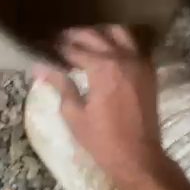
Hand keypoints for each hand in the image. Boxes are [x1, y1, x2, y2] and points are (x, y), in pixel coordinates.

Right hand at [34, 26, 181, 189]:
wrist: (138, 157)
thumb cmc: (102, 139)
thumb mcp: (74, 113)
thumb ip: (60, 85)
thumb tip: (40, 67)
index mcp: (102, 68)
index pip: (74, 48)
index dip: (56, 47)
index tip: (44, 46)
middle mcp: (123, 58)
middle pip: (94, 35)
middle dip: (74, 35)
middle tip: (58, 40)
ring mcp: (139, 63)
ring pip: (118, 32)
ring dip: (99, 33)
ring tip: (84, 41)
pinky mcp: (149, 71)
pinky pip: (134, 46)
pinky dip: (119, 43)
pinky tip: (107, 52)